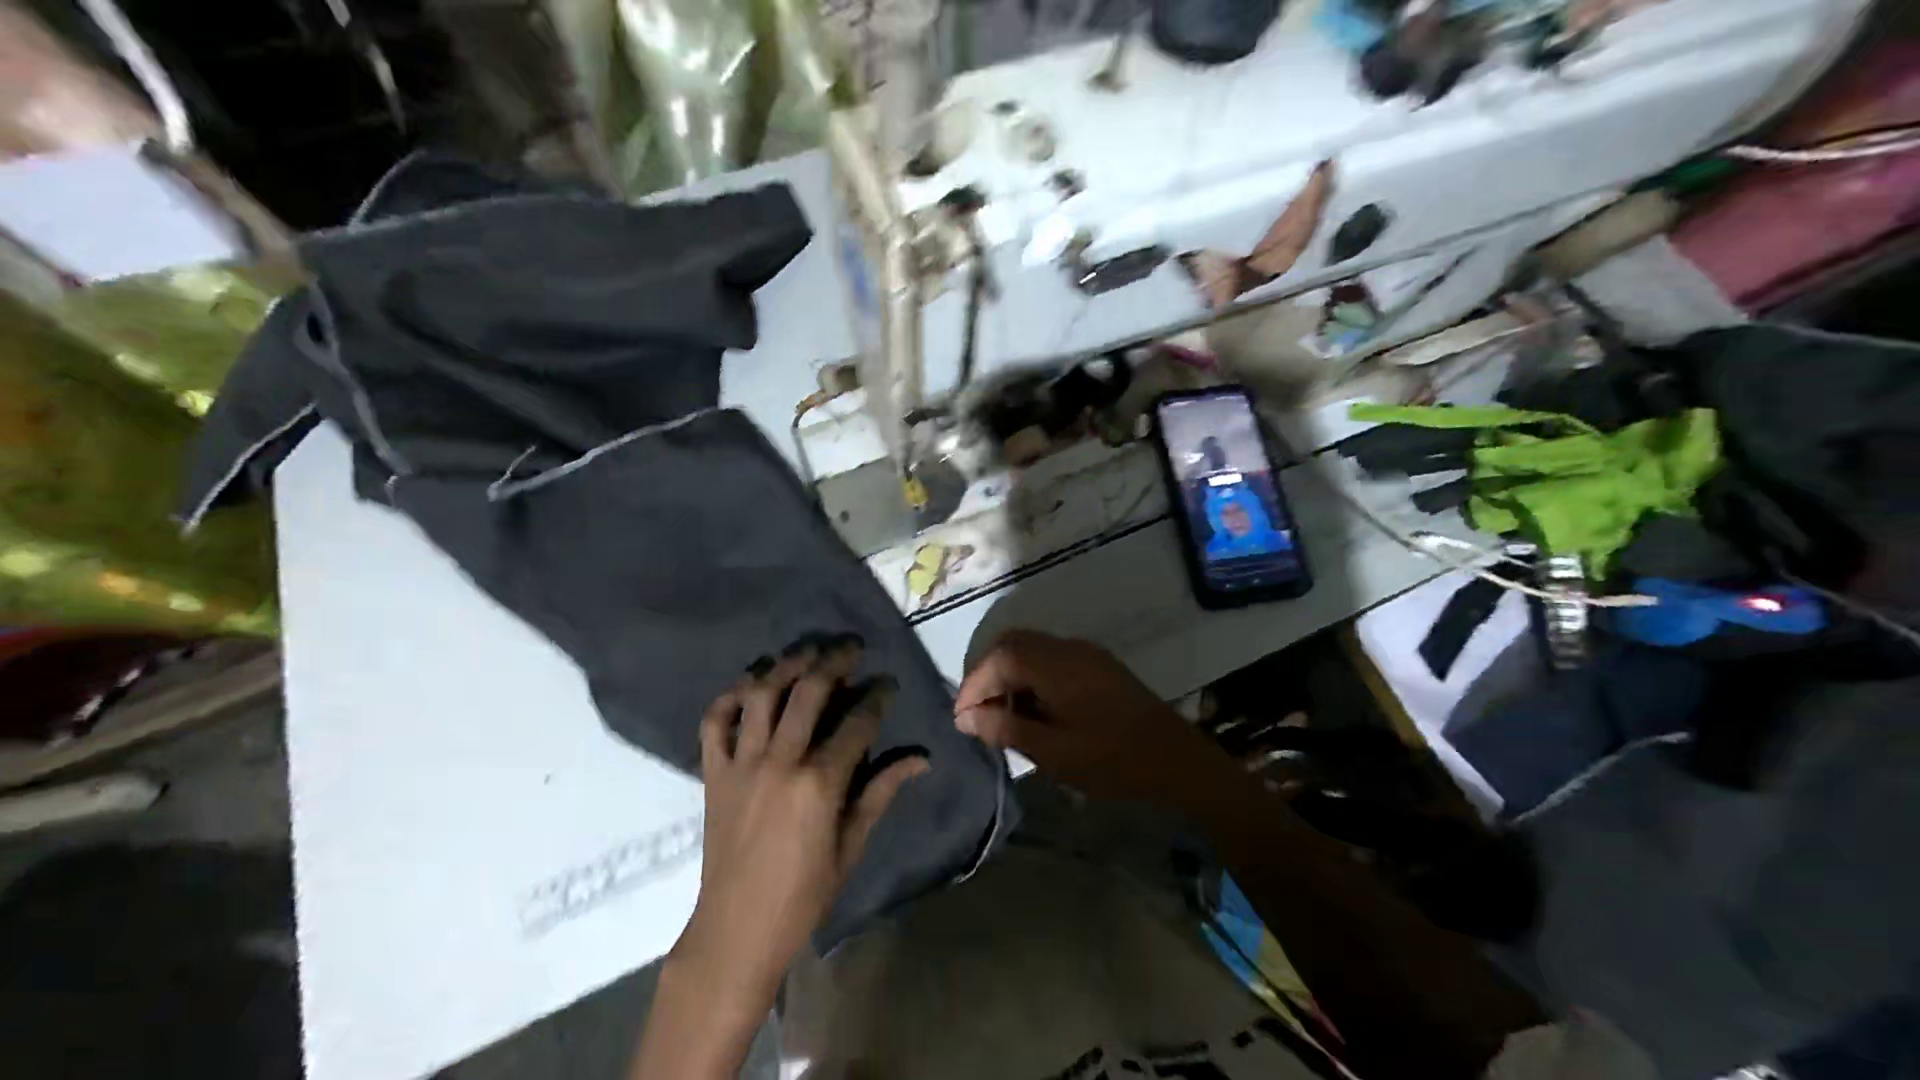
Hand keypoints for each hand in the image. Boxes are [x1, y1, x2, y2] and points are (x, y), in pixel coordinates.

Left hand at [677, 639, 928, 998]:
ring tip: (805, 652)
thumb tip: (921, 759)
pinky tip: (748, 686)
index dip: (877, 697)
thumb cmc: (805, 892)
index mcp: (820, 781)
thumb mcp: (853, 844)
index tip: (888, 684)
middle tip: (851, 648)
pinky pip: (714, 721)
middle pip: (809, 690)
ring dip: (785, 665)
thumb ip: (882, 791)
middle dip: (835, 661)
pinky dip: (729, 697)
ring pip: (761, 693)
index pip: (857, 721)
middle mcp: (779, 759)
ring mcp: (741, 762)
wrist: (738, 927)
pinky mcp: (712, 771)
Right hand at [954, 630, 1234, 805]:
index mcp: (1057, 665)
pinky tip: (1033, 711)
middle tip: (978, 713)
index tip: (963, 718)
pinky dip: (1031, 677)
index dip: (974, 683)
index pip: (1000, 656)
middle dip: (988, 674)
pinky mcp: (1097, 665)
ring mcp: (1086, 653)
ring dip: (1010, 676)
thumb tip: (965, 717)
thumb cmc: (1113, 760)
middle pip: (1013, 644)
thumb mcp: (1053, 753)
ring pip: (1032, 649)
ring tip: (1003, 717)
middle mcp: (1069, 648)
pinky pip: (1051, 659)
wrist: (1178, 760)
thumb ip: (1006, 729)